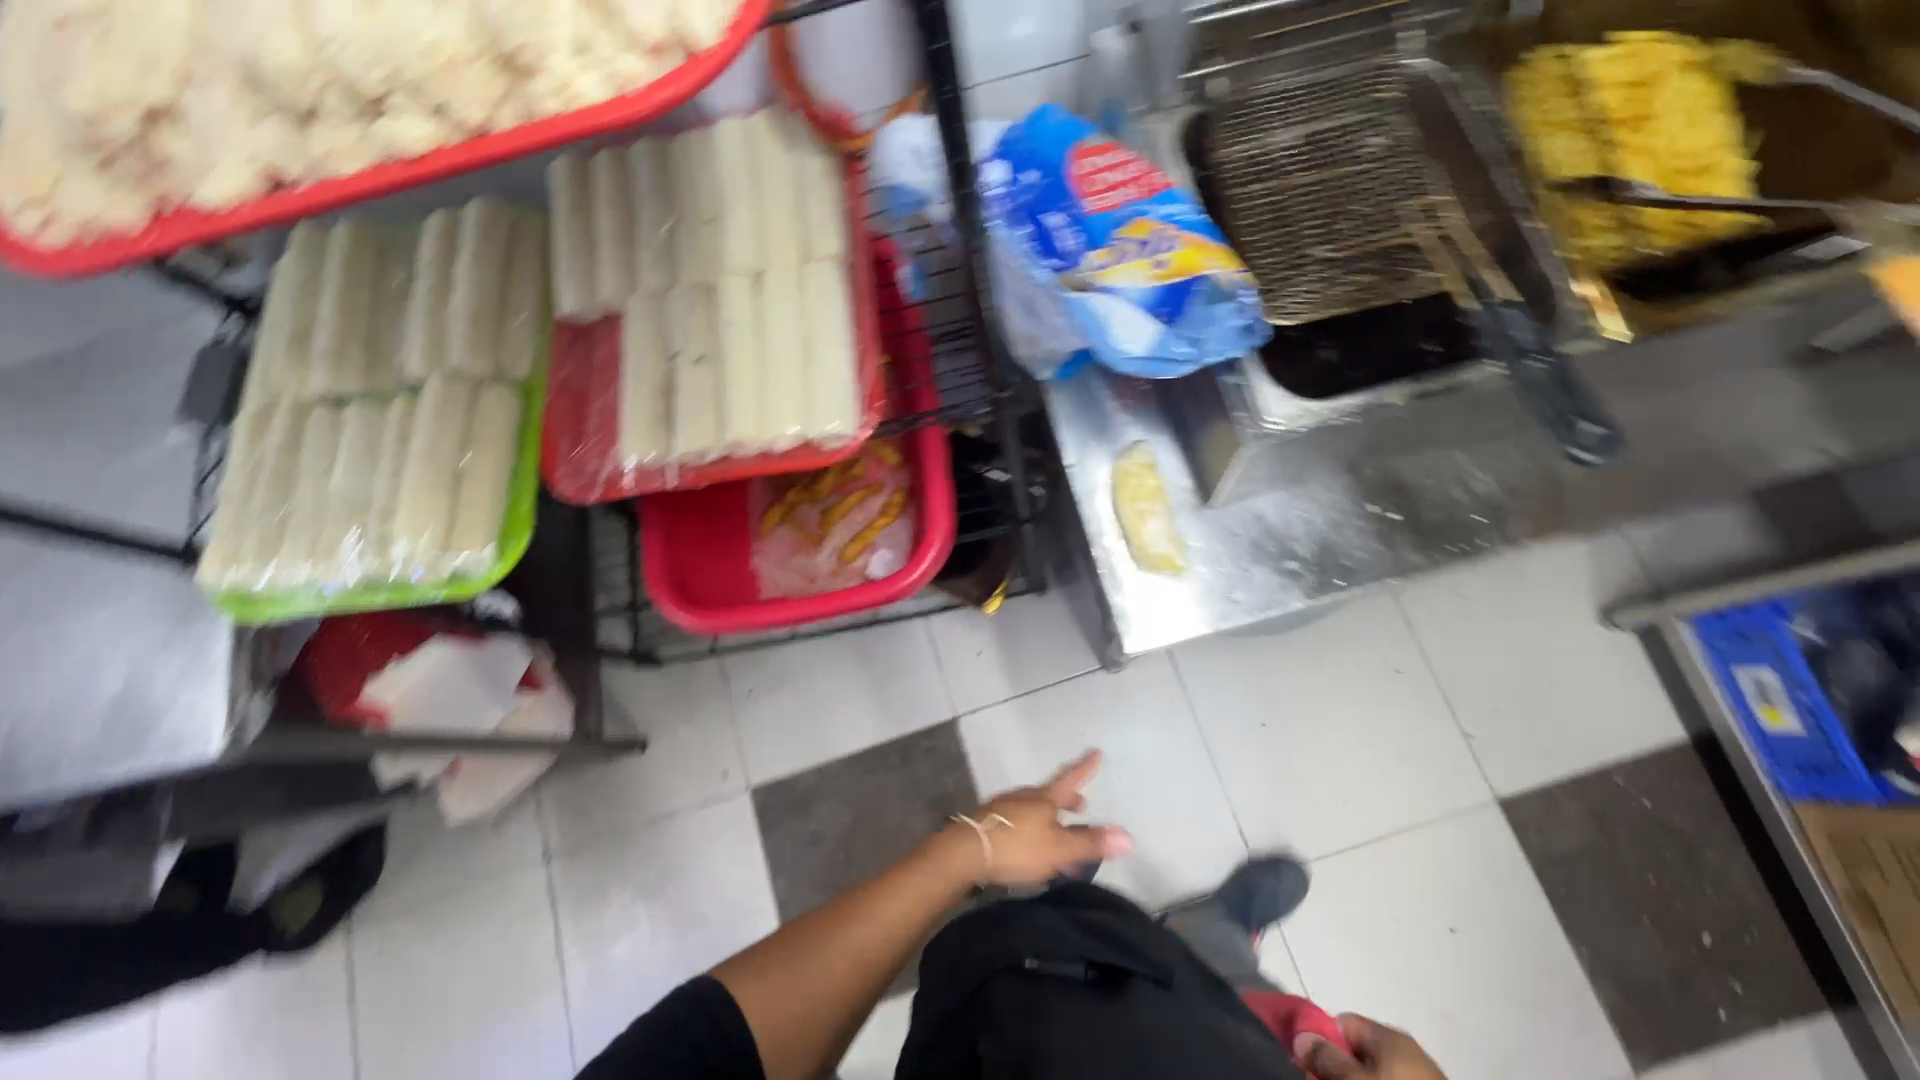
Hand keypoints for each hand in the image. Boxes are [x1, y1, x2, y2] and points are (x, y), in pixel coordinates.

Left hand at [944, 750, 1132, 886]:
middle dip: (1067, 800)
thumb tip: (1128, 836)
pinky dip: (1031, 832)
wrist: (964, 852)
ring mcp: (1002, 809)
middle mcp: (1023, 797)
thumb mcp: (1059, 848)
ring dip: (1048, 819)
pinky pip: (1017, 824)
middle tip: (1081, 805)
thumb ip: (1091, 843)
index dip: (1084, 768)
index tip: (1095, 752)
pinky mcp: (986, 824)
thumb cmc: (1017, 847)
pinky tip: (1028, 849)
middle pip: (1049, 795)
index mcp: (1043, 798)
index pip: (1070, 778)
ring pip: (1032, 810)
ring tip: (1057, 834)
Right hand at [1294, 1015, 1447, 1079]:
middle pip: (1356, 1048)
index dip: (1321, 1039)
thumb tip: (1299, 1035)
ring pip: (1372, 1069)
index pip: (1342, 1022)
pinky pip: (1390, 1079)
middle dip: (1336, 1065)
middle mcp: (1403, 1047)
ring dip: (1353, 1078)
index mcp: (1388, 1035)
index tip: (1309, 1062)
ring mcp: (1418, 1072)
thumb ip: (1327, 1058)